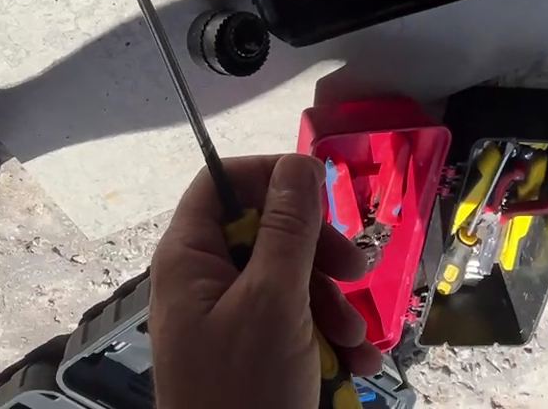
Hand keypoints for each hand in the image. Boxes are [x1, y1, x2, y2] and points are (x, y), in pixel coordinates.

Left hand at [150, 155, 382, 408]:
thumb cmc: (246, 393)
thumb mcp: (275, 303)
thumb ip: (289, 228)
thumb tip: (299, 161)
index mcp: (190, 256)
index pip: (220, 182)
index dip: (267, 174)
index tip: (318, 186)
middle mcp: (206, 279)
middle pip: (263, 227)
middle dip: (315, 247)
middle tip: (354, 265)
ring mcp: (230, 318)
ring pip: (288, 275)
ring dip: (332, 298)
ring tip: (357, 335)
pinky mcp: (255, 351)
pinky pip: (295, 319)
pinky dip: (329, 333)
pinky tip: (357, 359)